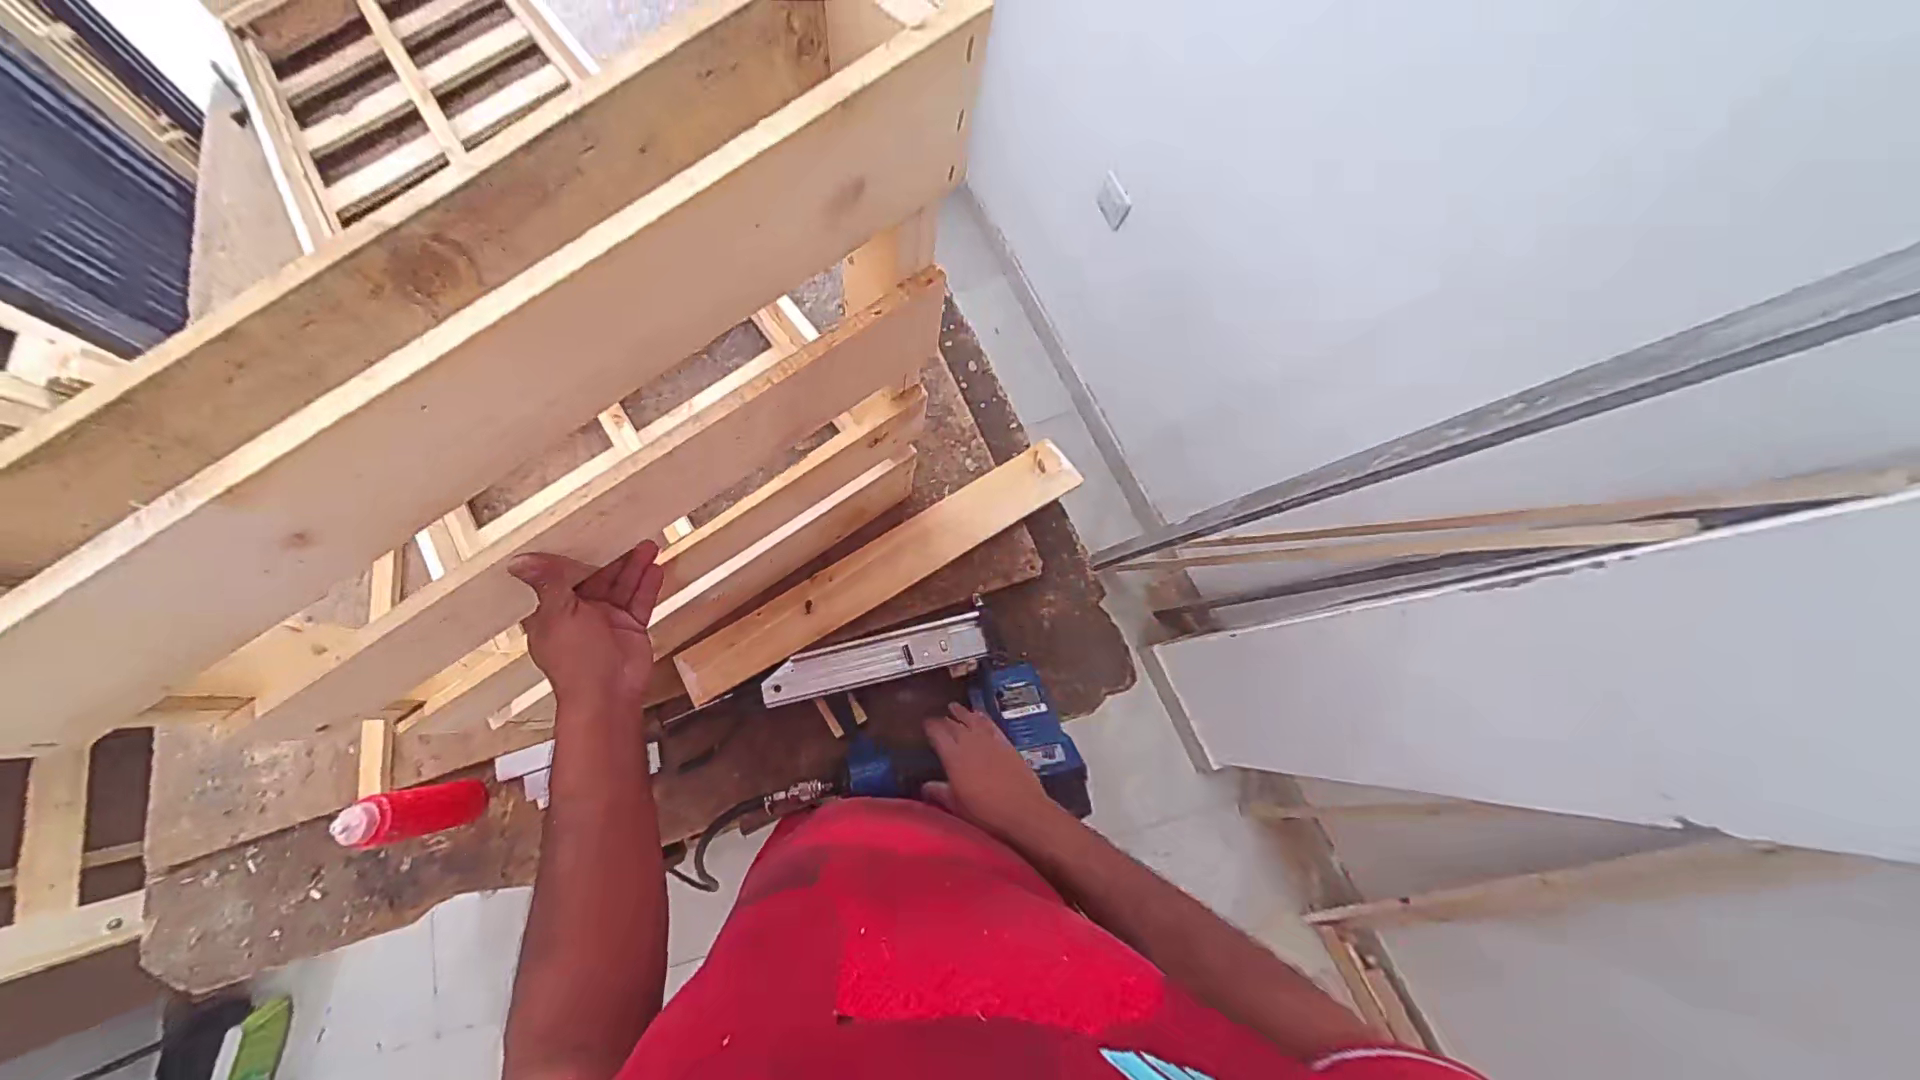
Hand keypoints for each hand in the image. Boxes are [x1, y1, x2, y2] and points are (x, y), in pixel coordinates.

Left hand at [508, 541, 664, 713]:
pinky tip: (655, 570)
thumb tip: (520, 562)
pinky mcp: (630, 628)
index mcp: (553, 610)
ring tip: (647, 546)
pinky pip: (640, 602)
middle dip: (613, 558)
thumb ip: (549, 583)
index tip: (587, 534)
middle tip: (627, 536)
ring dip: (635, 567)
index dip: (576, 555)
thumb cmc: (575, 661)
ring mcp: (607, 621)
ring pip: (623, 586)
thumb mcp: (558, 614)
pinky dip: (648, 586)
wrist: (608, 693)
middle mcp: (580, 613)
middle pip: (599, 577)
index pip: (564, 575)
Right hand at [921, 703, 1067, 843]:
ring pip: (972, 719)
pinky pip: (990, 724)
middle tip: (937, 718)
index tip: (925, 724)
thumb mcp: (957, 806)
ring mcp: (989, 740)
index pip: (937, 734)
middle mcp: (969, 743)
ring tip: (954, 706)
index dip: (930, 727)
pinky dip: (982, 717)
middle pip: (953, 725)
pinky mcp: (1005, 742)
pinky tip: (979, 714)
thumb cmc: (985, 811)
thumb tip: (925, 787)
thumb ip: (939, 792)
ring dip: (962, 712)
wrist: (1022, 809)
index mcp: (953, 756)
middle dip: (943, 720)